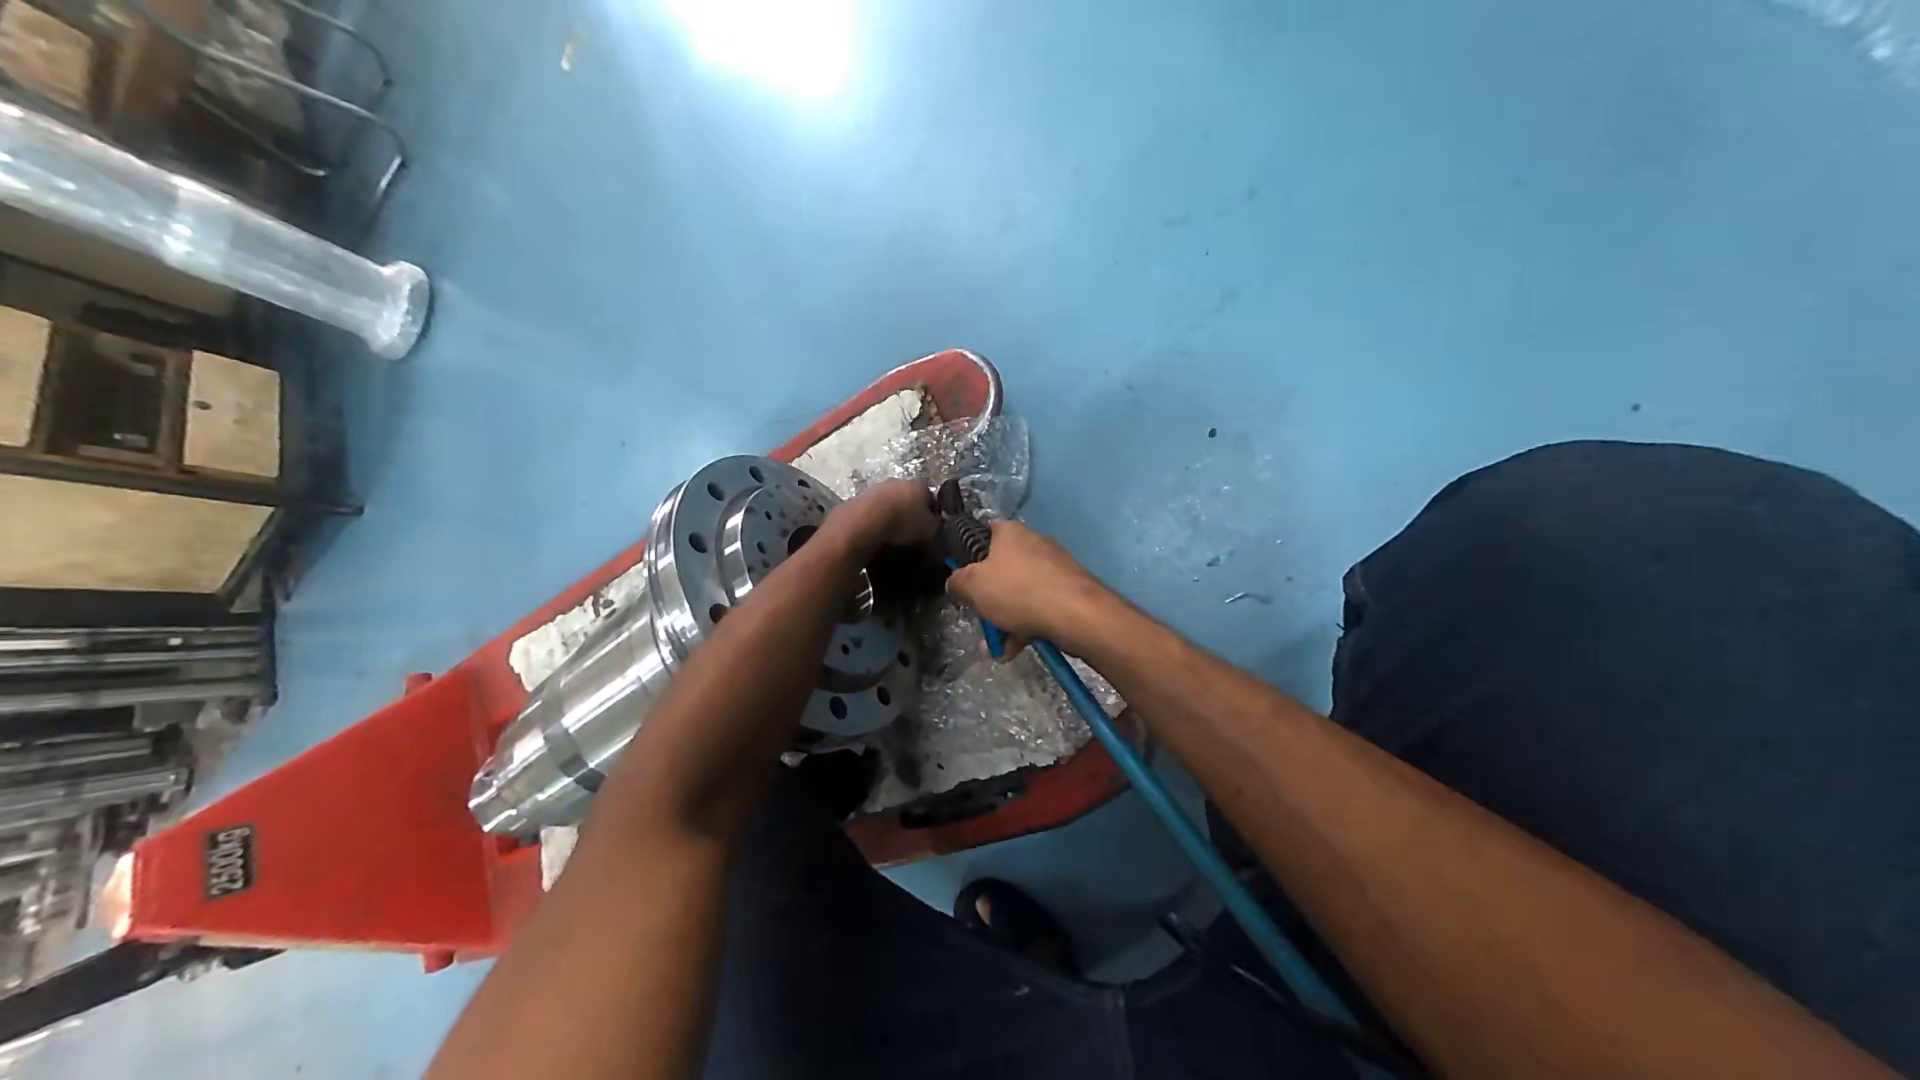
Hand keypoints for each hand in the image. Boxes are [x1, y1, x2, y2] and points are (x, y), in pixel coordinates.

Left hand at [832, 480, 937, 552]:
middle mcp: (899, 481)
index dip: (931, 512)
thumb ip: (935, 527)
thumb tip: (935, 526)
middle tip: (910, 531)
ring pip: (889, 502)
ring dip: (891, 514)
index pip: (930, 496)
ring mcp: (878, 487)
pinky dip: (876, 519)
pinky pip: (873, 509)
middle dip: (909, 511)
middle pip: (908, 497)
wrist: (865, 522)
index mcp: (920, 485)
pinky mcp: (860, 497)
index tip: (928, 527)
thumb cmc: (903, 524)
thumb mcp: (929, 531)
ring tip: (891, 534)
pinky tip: (876, 533)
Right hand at [946, 521, 1116, 657]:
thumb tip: (955, 582)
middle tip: (981, 621)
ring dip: (1006, 620)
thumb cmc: (1018, 591)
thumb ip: (957, 582)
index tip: (964, 581)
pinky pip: (1040, 605)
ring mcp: (1055, 566)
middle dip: (989, 601)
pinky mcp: (1070, 589)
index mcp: (1010, 532)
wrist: (1078, 614)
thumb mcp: (973, 586)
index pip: (983, 534)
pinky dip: (1027, 625)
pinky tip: (1016, 649)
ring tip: (999, 648)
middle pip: (1002, 569)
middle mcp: (1034, 542)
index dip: (969, 556)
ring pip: (1021, 592)